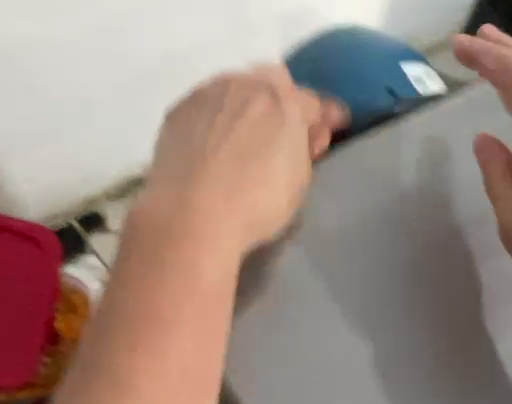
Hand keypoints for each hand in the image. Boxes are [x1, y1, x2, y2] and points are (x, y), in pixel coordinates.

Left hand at [141, 65, 348, 256]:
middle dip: (284, 100)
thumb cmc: (257, 207)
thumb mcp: (298, 183)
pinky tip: (216, 146)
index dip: (326, 118)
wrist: (192, 216)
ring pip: (237, 87)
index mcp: (285, 105)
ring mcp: (209, 92)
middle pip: (274, 79)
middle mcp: (247, 85)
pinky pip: (209, 104)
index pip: (315, 102)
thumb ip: (306, 150)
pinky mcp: (180, 108)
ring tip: (247, 140)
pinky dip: (218, 119)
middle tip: (285, 133)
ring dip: (249, 107)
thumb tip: (306, 134)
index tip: (332, 129)